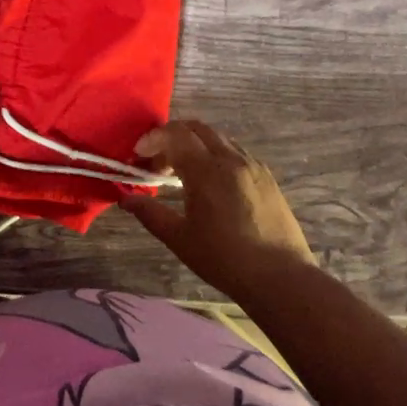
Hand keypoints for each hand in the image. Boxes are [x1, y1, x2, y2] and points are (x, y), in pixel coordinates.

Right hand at [120, 120, 312, 292]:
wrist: (281, 277)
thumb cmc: (224, 259)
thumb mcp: (179, 238)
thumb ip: (150, 213)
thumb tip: (125, 199)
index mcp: (207, 171)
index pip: (175, 134)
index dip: (152, 139)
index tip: (138, 156)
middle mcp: (231, 160)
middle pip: (197, 128)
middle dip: (171, 137)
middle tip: (157, 162)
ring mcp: (253, 166)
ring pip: (218, 138)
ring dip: (194, 145)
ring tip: (182, 173)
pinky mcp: (267, 178)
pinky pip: (236, 152)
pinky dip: (215, 155)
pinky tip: (210, 183)